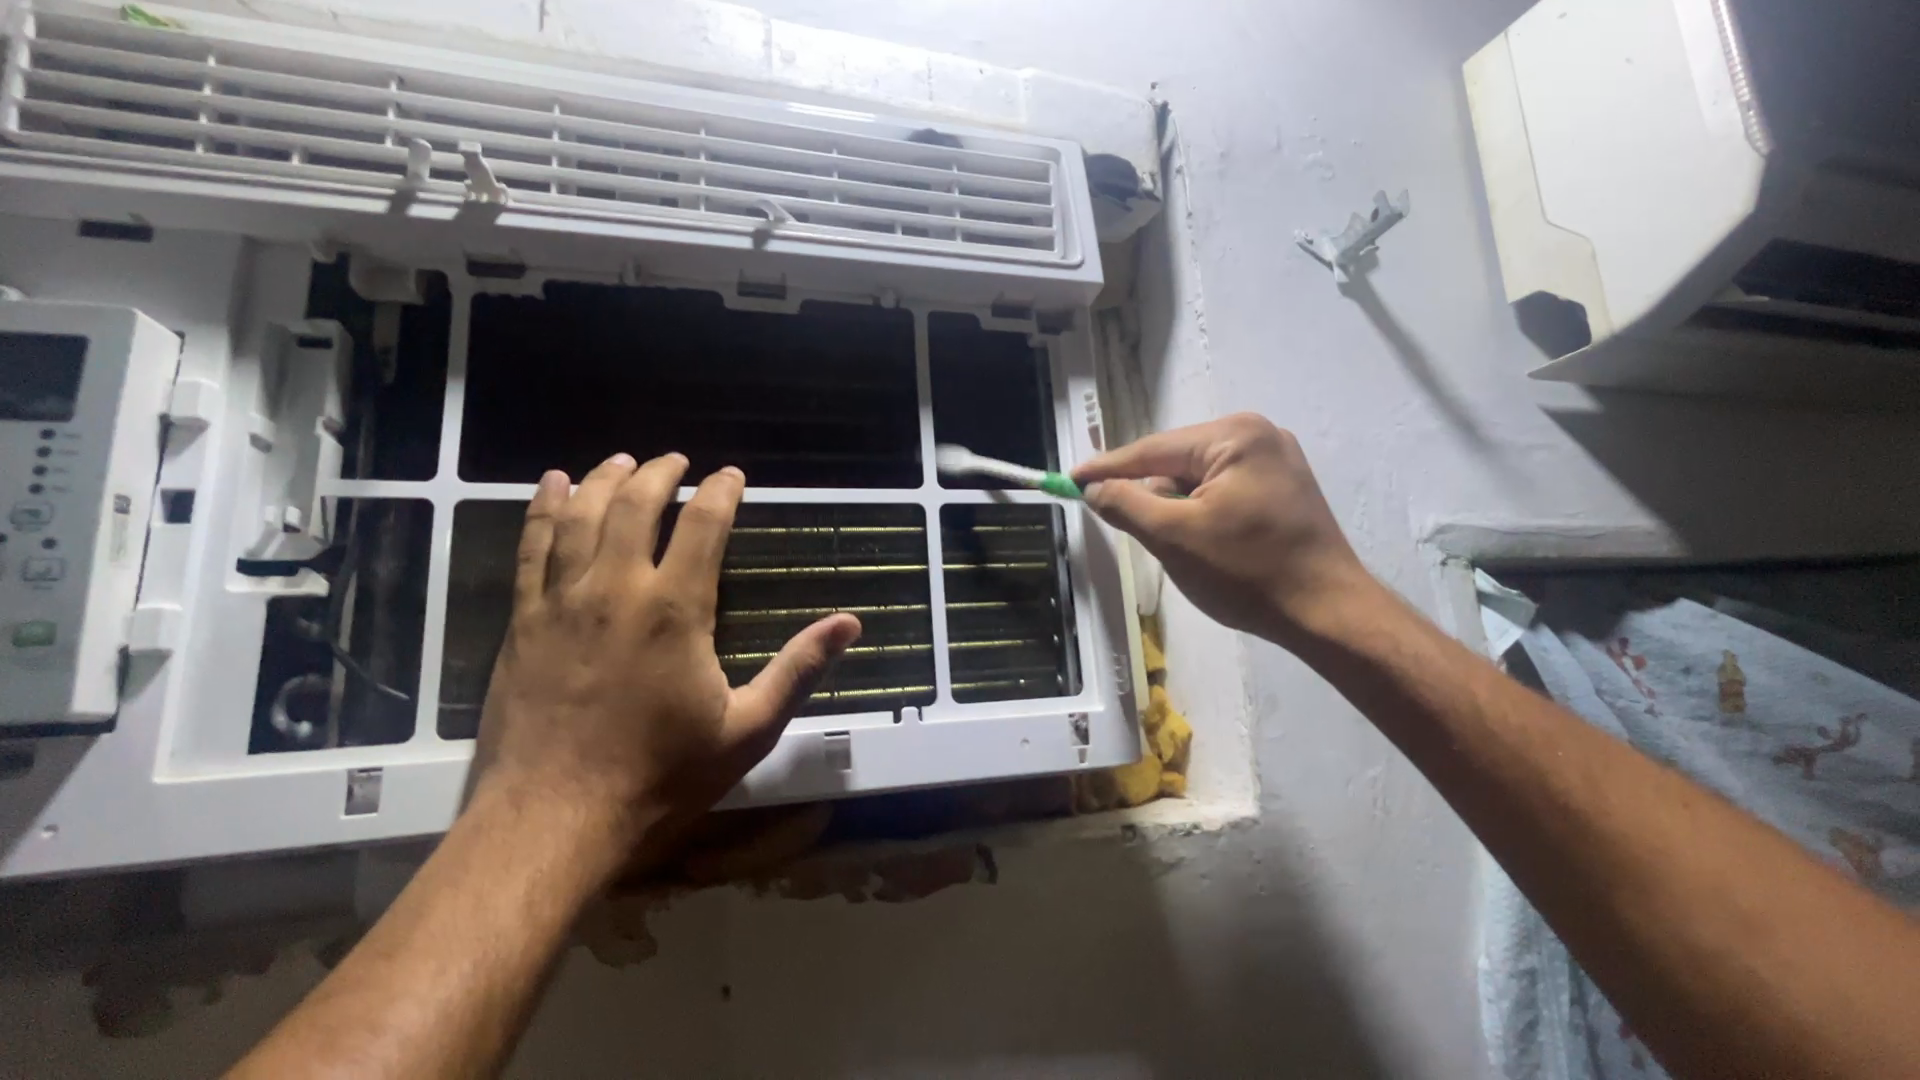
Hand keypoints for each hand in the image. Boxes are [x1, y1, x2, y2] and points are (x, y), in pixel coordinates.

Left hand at [470, 452, 860, 861]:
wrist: (554, 818)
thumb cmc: (661, 777)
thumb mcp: (747, 730)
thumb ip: (798, 669)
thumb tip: (850, 623)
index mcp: (676, 608)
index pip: (704, 524)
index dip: (721, 492)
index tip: (732, 475)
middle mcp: (617, 588)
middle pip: (638, 504)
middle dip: (661, 472)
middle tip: (677, 460)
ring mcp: (562, 600)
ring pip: (583, 516)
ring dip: (606, 480)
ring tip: (622, 461)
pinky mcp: (523, 621)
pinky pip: (530, 547)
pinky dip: (544, 509)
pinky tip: (554, 486)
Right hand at [1073, 413, 1377, 648]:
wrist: (1328, 613)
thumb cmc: (1248, 573)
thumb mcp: (1174, 538)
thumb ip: (1126, 504)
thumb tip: (1093, 486)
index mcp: (1233, 436)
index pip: (1151, 450)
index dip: (1106, 469)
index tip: (1069, 479)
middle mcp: (1258, 434)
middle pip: (1176, 461)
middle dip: (1147, 492)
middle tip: (1114, 519)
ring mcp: (1276, 459)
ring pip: (1198, 478)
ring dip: (1175, 506)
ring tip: (1170, 542)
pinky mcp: (1285, 486)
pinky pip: (1223, 489)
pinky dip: (1200, 510)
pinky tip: (1198, 538)